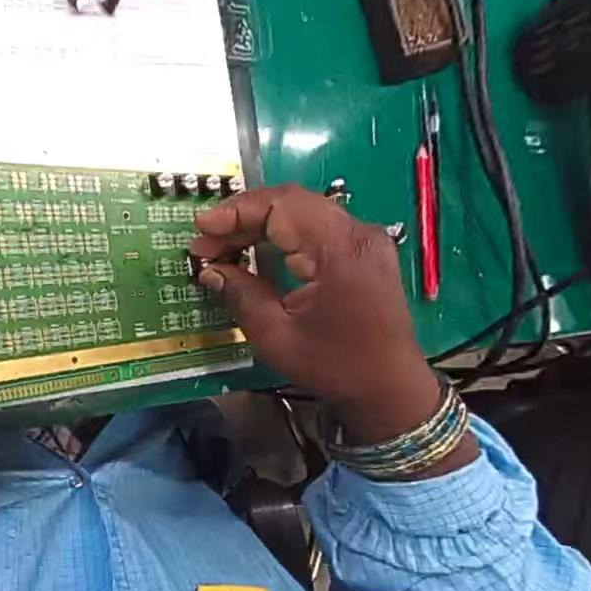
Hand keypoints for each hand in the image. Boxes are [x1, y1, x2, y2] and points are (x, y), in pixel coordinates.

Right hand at [188, 185, 473, 472]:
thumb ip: (241, 295)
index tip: (201, 230)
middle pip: (291, 202)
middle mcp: (357, 234)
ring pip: (302, 212)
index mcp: (339, 251)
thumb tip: (211, 270)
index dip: (236, 212)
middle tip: (204, 244)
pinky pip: (314, 228)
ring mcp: (363, 240)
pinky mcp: (361, 251)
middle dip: (242, 218)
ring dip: (258, 225)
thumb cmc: (333, 365)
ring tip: (221, 248)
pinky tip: (253, 251)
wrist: (389, 387)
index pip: (282, 205)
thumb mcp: (275, 336)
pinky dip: (279, 234)